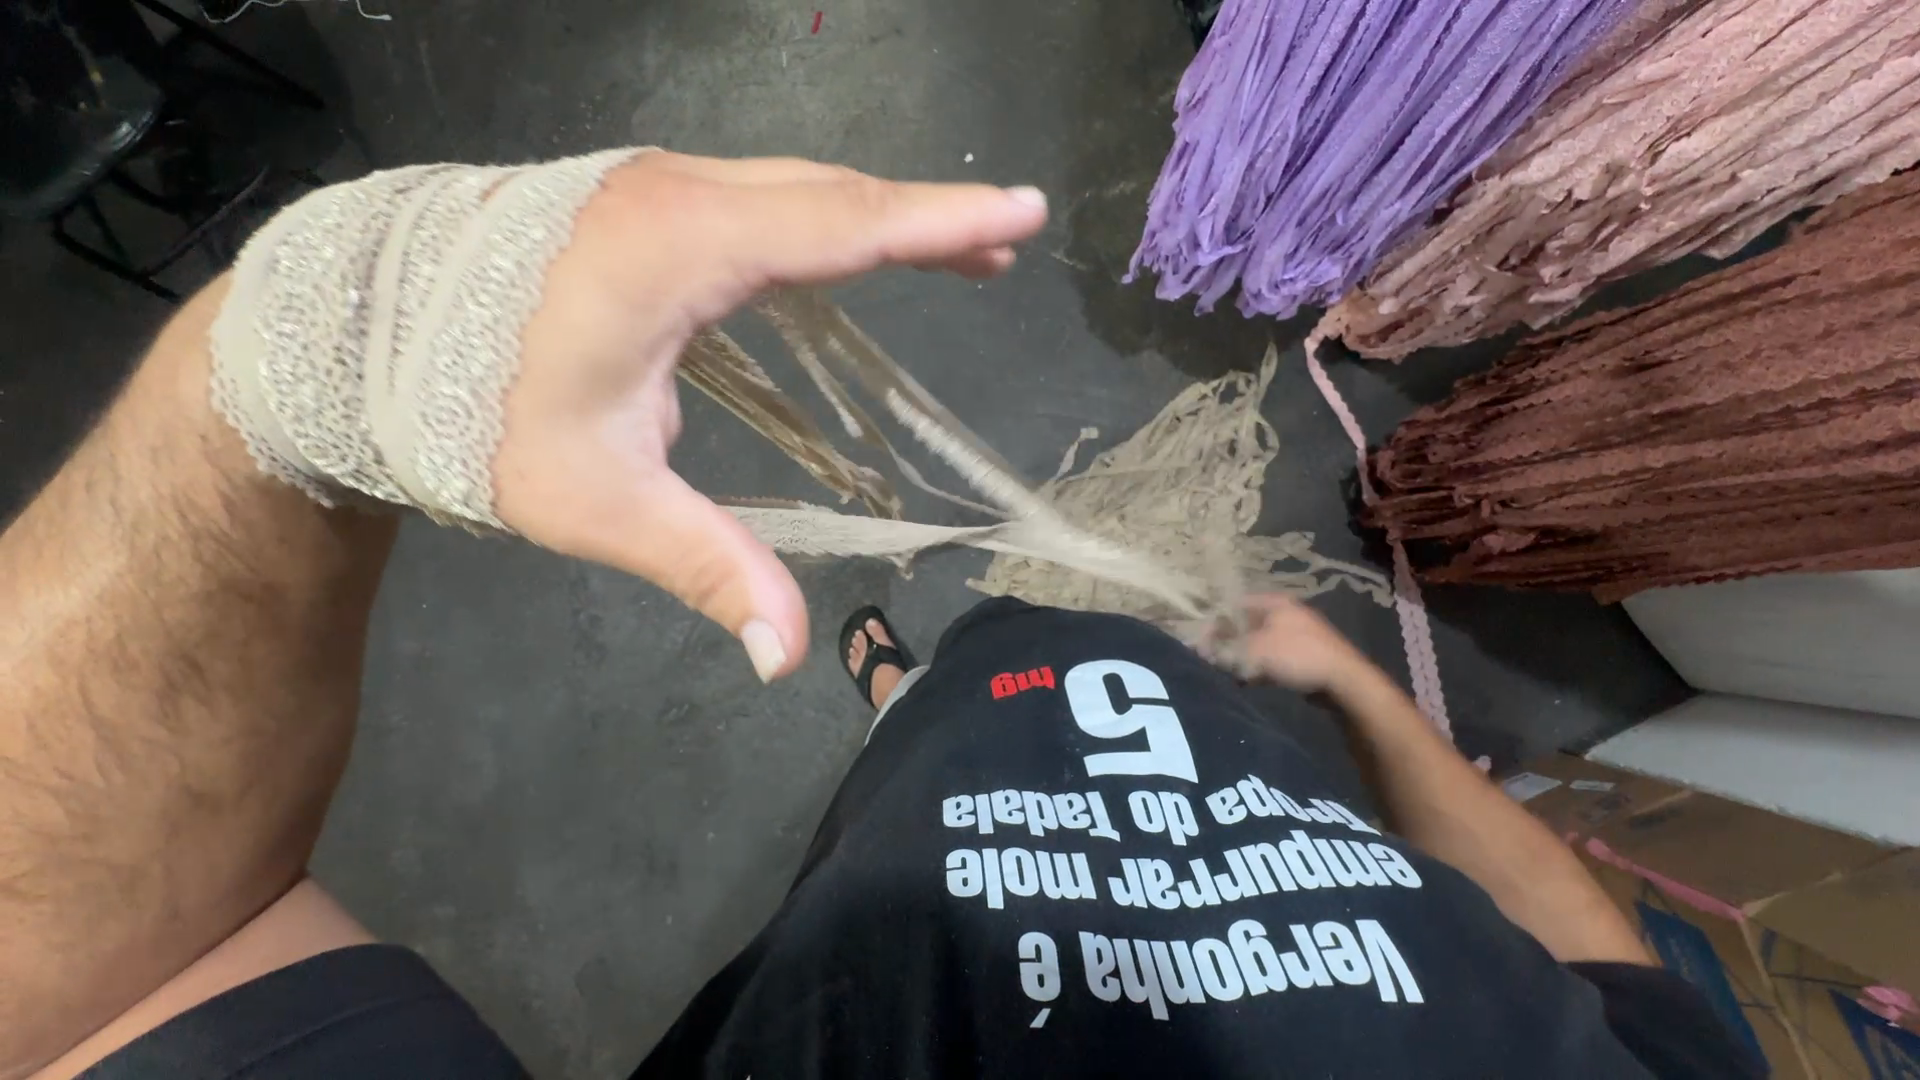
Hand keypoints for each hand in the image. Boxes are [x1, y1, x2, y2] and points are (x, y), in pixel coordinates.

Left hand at [491, 153, 1047, 680]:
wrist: (353, 332)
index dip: (940, 223)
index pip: (840, 227)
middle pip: (836, 196)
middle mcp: (680, 195)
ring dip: (884, 217)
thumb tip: (782, 657)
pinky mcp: (647, 201)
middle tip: (1008, 242)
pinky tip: (852, 254)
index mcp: (680, 251)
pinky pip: (767, 198)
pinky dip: (831, 221)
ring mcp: (661, 186)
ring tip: (957, 253)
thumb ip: (704, 566)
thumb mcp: (597, 500)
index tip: (1021, 211)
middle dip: (932, 219)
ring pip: (803, 189)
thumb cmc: (471, 409)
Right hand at [1201, 594, 1378, 694]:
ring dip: (1243, 656)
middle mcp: (1285, 613)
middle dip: (1228, 640)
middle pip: (1246, 623)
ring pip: (1258, 642)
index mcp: (1275, 602)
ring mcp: (1296, 634)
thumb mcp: (1254, 650)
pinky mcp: (1303, 655)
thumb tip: (1200, 647)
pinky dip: (1259, 666)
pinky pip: (1272, 657)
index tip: (1202, 637)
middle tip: (1213, 656)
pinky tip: (1250, 681)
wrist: (1344, 681)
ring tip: (1229, 671)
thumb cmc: (1297, 656)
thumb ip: (1224, 648)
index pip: (1235, 603)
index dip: (1216, 619)